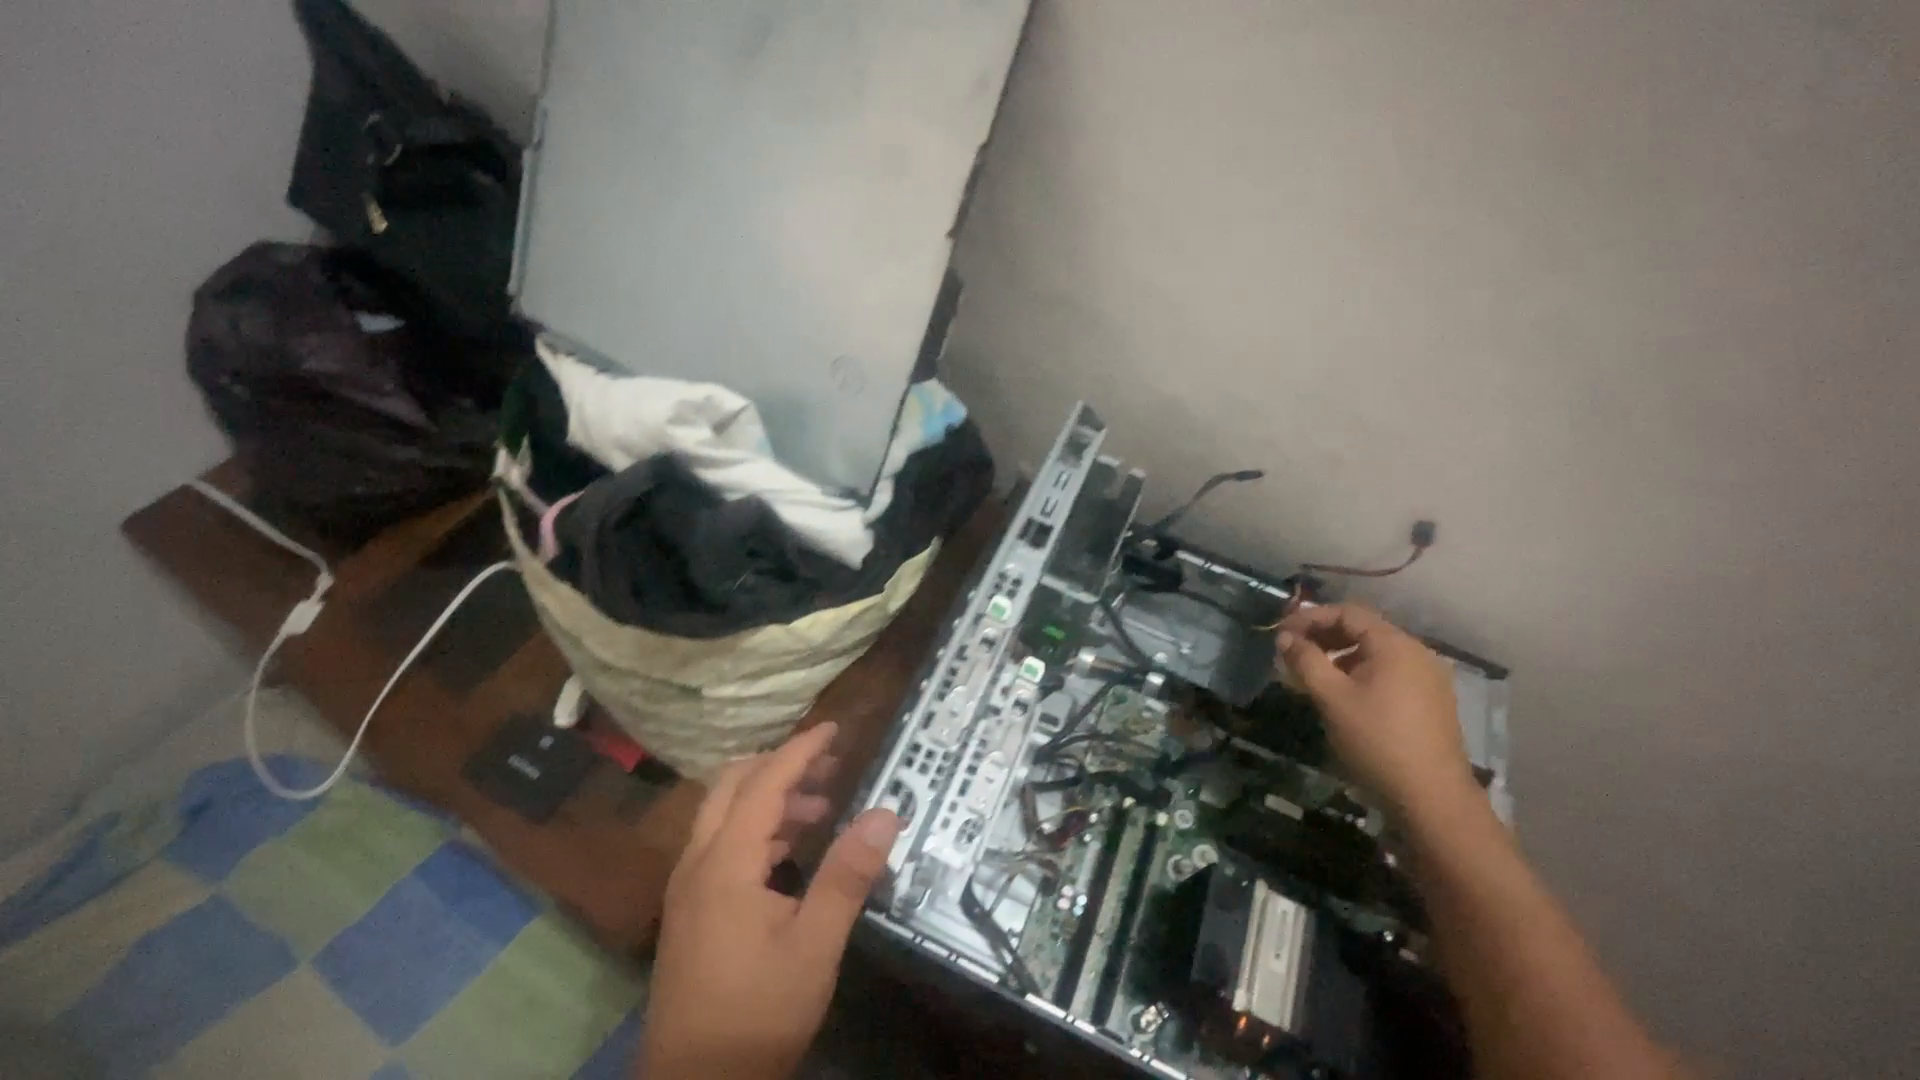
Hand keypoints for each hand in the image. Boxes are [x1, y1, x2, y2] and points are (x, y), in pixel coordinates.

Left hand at [641, 723, 903, 1079]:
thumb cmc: (758, 1012)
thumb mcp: (815, 945)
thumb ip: (847, 876)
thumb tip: (885, 813)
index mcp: (725, 863)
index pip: (764, 784)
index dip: (800, 750)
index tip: (834, 728)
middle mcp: (697, 863)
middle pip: (731, 787)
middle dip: (779, 765)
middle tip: (829, 765)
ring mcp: (688, 887)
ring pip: (723, 816)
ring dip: (769, 799)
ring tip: (822, 808)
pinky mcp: (690, 910)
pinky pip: (721, 845)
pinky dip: (757, 830)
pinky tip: (791, 853)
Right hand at [1275, 604, 1475, 816]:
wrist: (1430, 798)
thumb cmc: (1376, 740)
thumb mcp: (1331, 698)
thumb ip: (1306, 661)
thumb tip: (1285, 638)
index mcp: (1395, 645)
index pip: (1347, 613)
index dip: (1310, 618)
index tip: (1280, 635)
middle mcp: (1417, 653)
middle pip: (1364, 630)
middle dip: (1324, 637)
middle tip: (1292, 654)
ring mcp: (1429, 678)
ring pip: (1376, 654)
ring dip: (1340, 657)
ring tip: (1312, 677)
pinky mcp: (1432, 702)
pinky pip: (1390, 674)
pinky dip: (1361, 674)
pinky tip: (1343, 697)